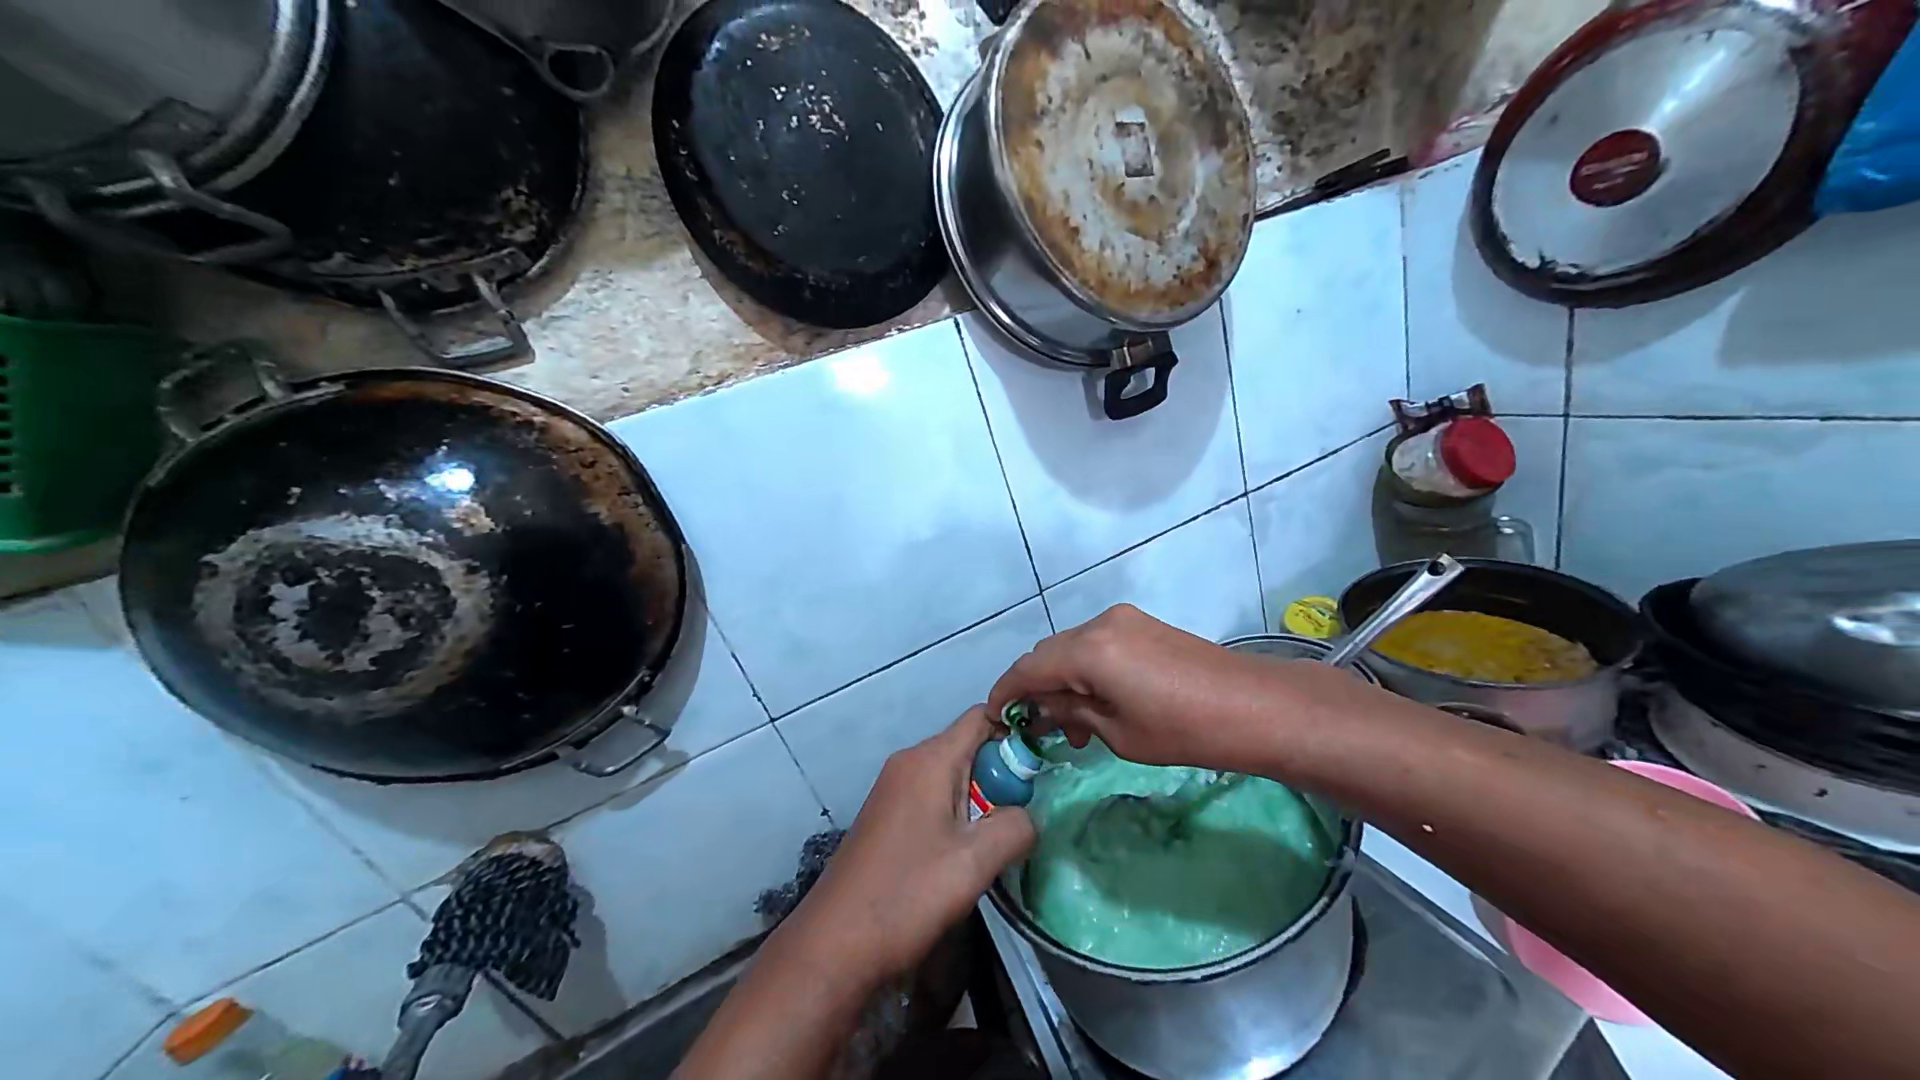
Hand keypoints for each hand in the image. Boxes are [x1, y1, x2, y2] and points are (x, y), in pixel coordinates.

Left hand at [789, 706, 1035, 980]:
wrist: (834, 946)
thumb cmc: (907, 895)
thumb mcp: (975, 862)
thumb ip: (1015, 827)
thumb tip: (1027, 817)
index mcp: (928, 760)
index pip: (980, 717)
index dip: (1016, 731)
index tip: (1044, 763)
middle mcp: (908, 763)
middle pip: (969, 747)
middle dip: (1002, 774)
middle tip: (1025, 813)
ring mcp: (894, 790)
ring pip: (953, 776)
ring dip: (981, 800)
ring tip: (999, 840)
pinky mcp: (888, 818)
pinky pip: (934, 799)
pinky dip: (958, 815)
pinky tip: (965, 855)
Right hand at [988, 604, 1381, 773]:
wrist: (1253, 707)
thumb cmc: (1182, 731)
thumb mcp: (1117, 732)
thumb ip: (1070, 713)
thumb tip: (1043, 709)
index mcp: (1088, 650)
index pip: (1028, 668)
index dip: (1006, 693)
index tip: (995, 718)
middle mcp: (1099, 623)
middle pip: (1047, 653)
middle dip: (1035, 688)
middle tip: (1038, 728)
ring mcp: (1123, 619)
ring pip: (1071, 648)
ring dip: (1062, 680)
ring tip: (1074, 725)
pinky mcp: (1142, 624)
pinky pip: (1097, 644)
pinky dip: (1086, 670)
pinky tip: (1098, 702)